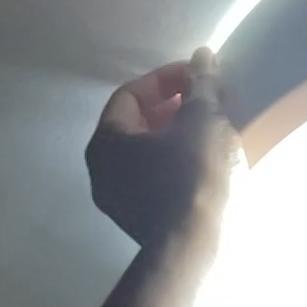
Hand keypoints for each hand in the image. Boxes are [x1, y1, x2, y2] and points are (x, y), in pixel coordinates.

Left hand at [87, 48, 240, 245]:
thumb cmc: (191, 176)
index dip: (165, 78)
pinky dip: (169, 163)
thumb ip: (200, 85)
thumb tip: (202, 59)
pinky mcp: (134, 221)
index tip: (197, 77)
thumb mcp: (201, 120)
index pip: (129, 94)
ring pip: (142, 155)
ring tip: (206, 130)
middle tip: (203, 101)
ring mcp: (114, 201)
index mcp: (105, 142)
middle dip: (169, 107)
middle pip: (133, 125)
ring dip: (172, 136)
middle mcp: (100, 171)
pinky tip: (199, 162)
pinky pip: (149, 180)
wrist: (190, 247)